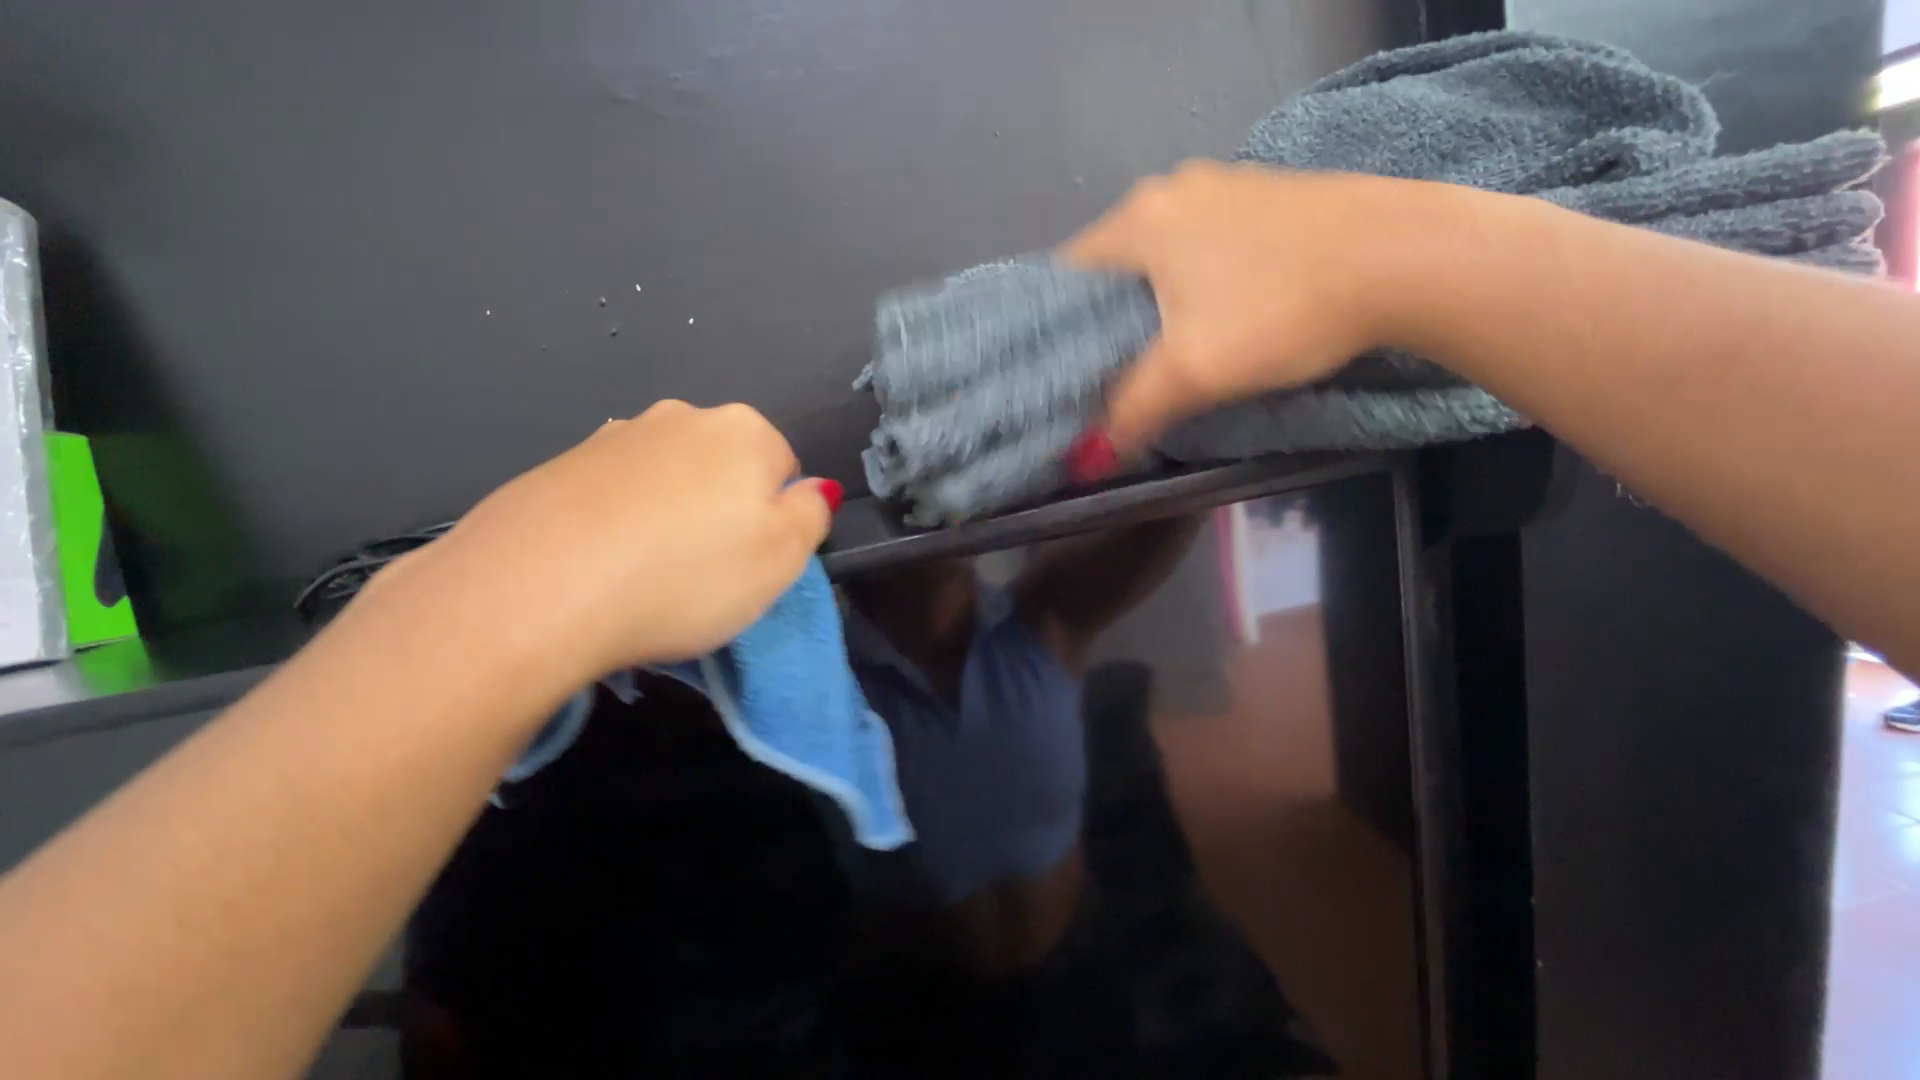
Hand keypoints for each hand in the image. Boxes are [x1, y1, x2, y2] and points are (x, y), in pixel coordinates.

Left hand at [393, 401, 839, 687]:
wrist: (538, 589)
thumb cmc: (685, 575)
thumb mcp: (783, 558)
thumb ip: (812, 515)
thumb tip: (811, 490)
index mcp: (744, 431)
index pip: (784, 469)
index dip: (774, 521)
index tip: (749, 563)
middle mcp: (680, 417)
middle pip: (722, 468)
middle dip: (720, 510)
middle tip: (702, 571)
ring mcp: (614, 436)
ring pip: (665, 480)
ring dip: (667, 515)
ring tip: (645, 574)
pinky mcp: (559, 466)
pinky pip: (612, 496)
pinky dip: (616, 523)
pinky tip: (602, 567)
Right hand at [1063, 161, 1429, 456]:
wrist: (1408, 258)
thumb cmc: (1282, 308)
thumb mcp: (1194, 372)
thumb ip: (1131, 413)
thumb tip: (1086, 459)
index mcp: (1139, 218)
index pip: (1067, 273)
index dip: (1060, 327)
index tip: (1070, 370)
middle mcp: (1172, 187)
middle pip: (1114, 263)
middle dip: (1108, 317)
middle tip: (1114, 371)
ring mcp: (1226, 183)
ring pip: (1164, 252)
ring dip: (1157, 298)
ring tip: (1167, 349)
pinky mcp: (1270, 194)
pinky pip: (1207, 242)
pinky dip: (1199, 278)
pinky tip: (1222, 311)